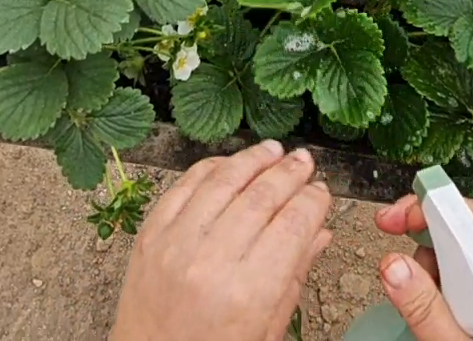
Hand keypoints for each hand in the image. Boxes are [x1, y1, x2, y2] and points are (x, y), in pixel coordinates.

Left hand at [109, 140, 333, 340]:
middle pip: (260, 197)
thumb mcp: (265, 332)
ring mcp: (176, 243)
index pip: (292, 227)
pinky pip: (185, 184)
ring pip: (223, 181)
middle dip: (288, 173)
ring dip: (252, 159)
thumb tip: (321, 231)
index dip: (312, 202)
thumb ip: (294, 277)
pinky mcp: (150, 233)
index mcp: (247, 295)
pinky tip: (230, 162)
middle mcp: (210, 262)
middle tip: (304, 160)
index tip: (322, 190)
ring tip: (273, 150)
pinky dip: (211, 167)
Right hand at [372, 193, 472, 339]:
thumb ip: (428, 314)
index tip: (391, 218)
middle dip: (420, 237)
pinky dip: (437, 295)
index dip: (430, 206)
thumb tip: (392, 264)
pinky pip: (459, 292)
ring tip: (419, 309)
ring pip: (456, 264)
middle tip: (387, 241)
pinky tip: (431, 320)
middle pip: (462, 236)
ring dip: (427, 273)